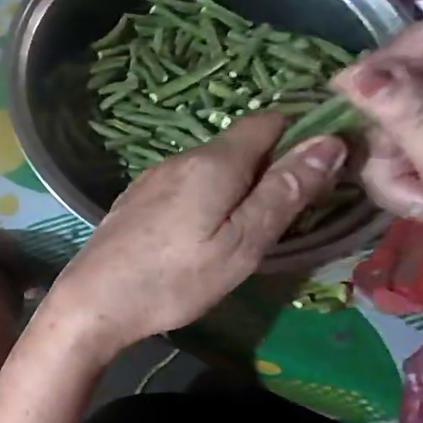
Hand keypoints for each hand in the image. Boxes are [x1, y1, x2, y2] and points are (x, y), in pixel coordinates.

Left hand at [46, 113, 346, 357]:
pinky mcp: (134, 202)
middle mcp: (178, 159)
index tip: (326, 169)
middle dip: (271, 167)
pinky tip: (203, 233)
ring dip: (237, 186)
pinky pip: (183, 187)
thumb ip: (284, 192)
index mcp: (212, 162)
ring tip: (250, 228)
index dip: (303, 135)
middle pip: (238, 147)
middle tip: (293, 212)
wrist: (93, 300)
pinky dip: (206, 199)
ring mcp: (150, 180)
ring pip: (210, 168)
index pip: (269, 121)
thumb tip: (329, 140)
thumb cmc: (174, 278)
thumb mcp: (244, 241)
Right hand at [331, 18, 422, 339]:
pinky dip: (405, 180)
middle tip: (393, 162)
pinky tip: (422, 209)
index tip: (355, 84)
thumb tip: (350, 73)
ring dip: (395, 159)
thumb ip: (410, 118)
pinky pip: (415, 152)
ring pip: (410, 120)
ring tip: (415, 199)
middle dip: (396, 123)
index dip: (407, 49)